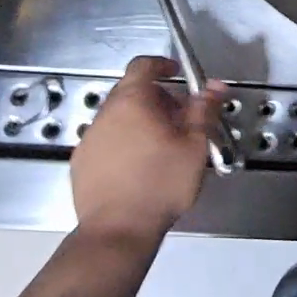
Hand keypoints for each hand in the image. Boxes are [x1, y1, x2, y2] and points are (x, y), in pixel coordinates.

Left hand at [71, 56, 218, 243]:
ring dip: (139, 120)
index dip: (161, 64)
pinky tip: (139, 166)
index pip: (143, 65)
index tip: (175, 72)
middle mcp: (105, 114)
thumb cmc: (160, 185)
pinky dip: (123, 141)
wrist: (117, 232)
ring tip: (162, 144)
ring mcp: (89, 139)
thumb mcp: (194, 145)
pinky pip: (105, 140)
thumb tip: (215, 86)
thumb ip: (204, 110)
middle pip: (130, 90)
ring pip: (118, 116)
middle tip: (179, 116)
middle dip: (157, 97)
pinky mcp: (80, 163)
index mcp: (132, 102)